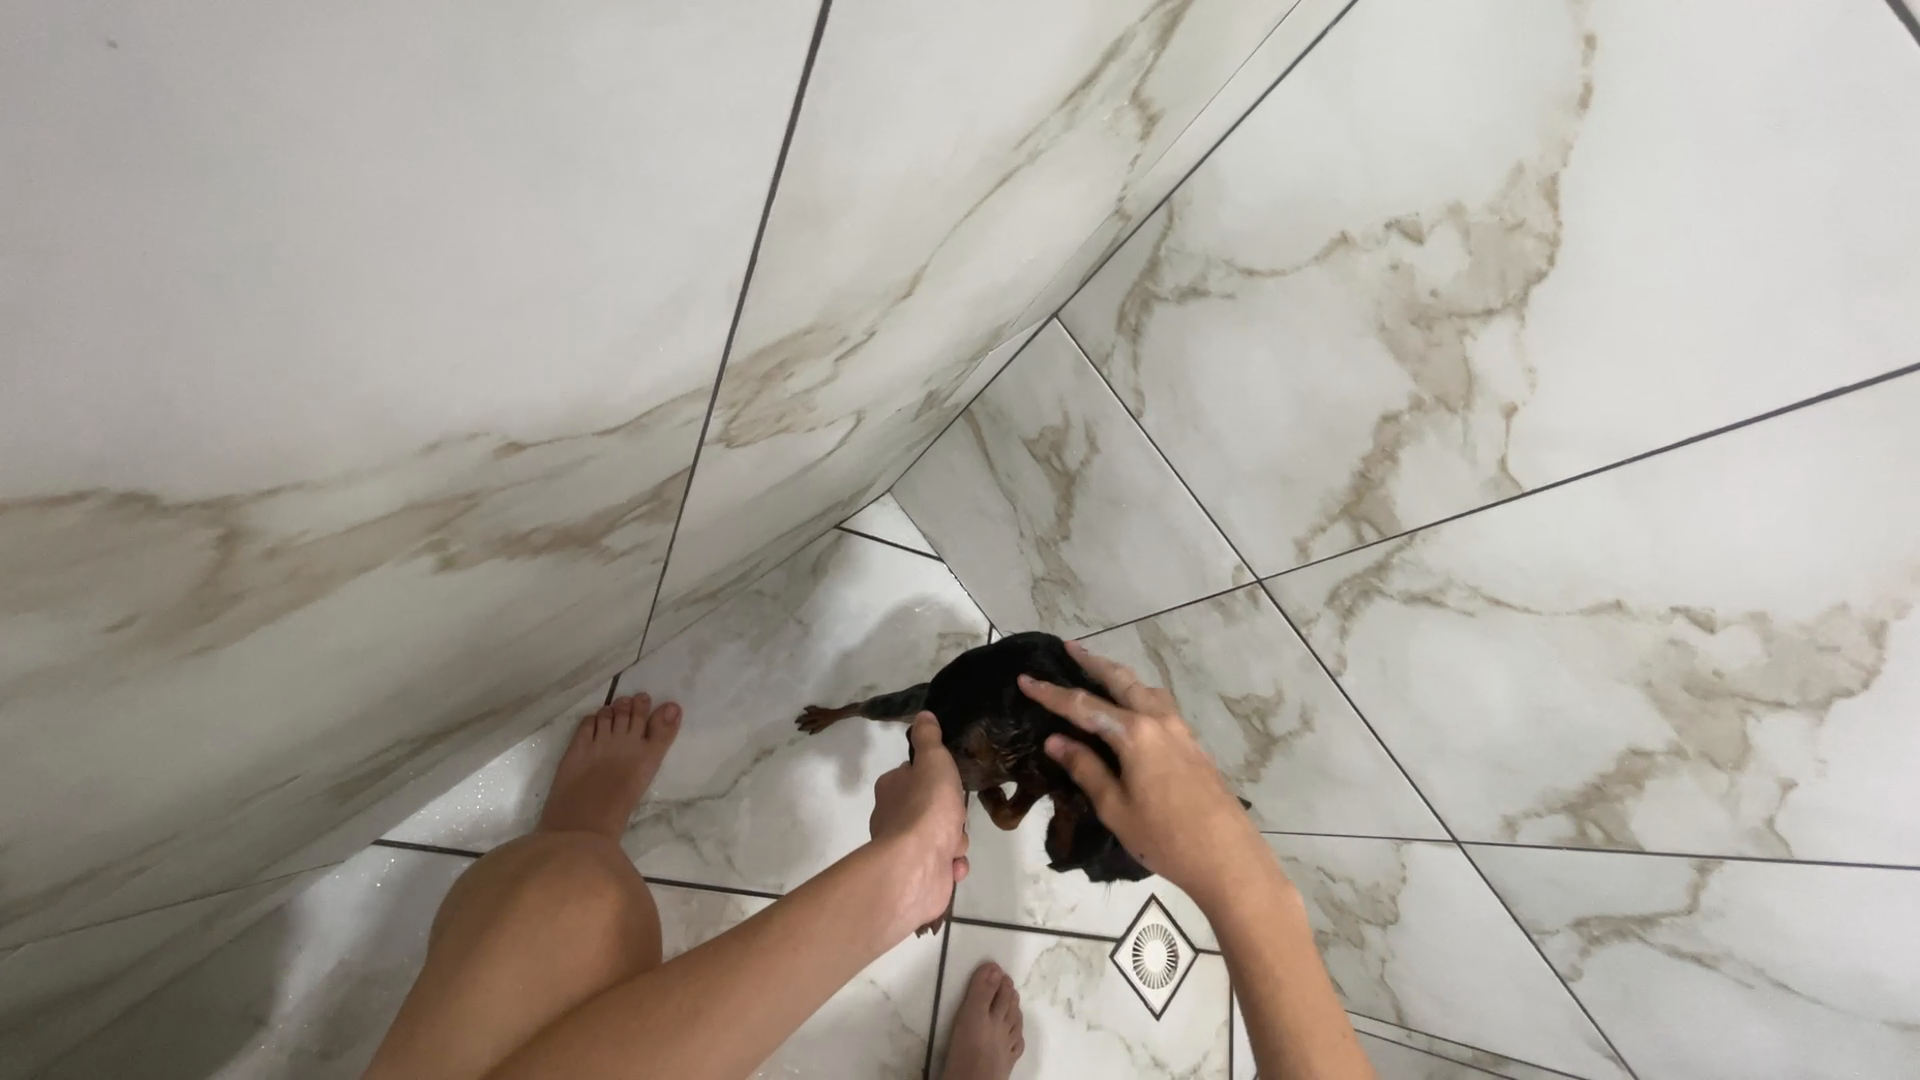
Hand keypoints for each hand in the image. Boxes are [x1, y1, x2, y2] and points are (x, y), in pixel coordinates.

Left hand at [869, 713, 969, 933]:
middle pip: (931, 808)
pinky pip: (942, 865)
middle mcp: (892, 817)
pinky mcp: (916, 874)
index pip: (914, 776)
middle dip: (950, 815)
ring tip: (954, 843)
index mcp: (892, 788)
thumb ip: (929, 739)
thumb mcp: (933, 761)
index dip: (935, 779)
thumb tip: (923, 715)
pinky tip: (953, 864)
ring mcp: (904, 849)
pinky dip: (951, 865)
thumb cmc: (926, 806)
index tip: (949, 783)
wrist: (918, 864)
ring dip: (955, 841)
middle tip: (956, 816)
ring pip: (940, 837)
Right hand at [1021, 642, 1268, 905]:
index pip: (1083, 705)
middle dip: (1091, 662)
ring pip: (1142, 688)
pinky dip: (1136, 692)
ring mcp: (1179, 729)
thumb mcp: (1115, 807)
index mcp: (1134, 733)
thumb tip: (1055, 741)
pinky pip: (1157, 703)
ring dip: (1117, 674)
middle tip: (1068, 647)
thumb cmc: (1165, 838)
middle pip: (1119, 679)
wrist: (1228, 859)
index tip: (1025, 680)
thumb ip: (1085, 768)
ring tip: (1096, 670)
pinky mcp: (1190, 742)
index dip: (1051, 693)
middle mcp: (1157, 719)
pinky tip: (1129, 706)